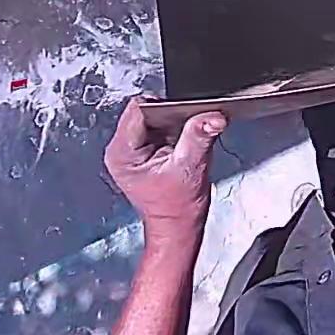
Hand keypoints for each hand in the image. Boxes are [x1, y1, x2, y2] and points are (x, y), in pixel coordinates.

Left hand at [104, 97, 225, 243]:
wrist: (177, 228)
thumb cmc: (176, 209)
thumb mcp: (191, 167)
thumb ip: (199, 136)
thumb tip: (212, 116)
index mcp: (122, 153)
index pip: (139, 110)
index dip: (164, 107)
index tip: (184, 114)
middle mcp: (121, 150)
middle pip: (145, 110)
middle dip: (169, 115)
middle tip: (185, 132)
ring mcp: (131, 150)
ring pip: (153, 116)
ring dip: (172, 123)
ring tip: (182, 142)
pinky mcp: (143, 151)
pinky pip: (158, 126)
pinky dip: (173, 129)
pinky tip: (180, 145)